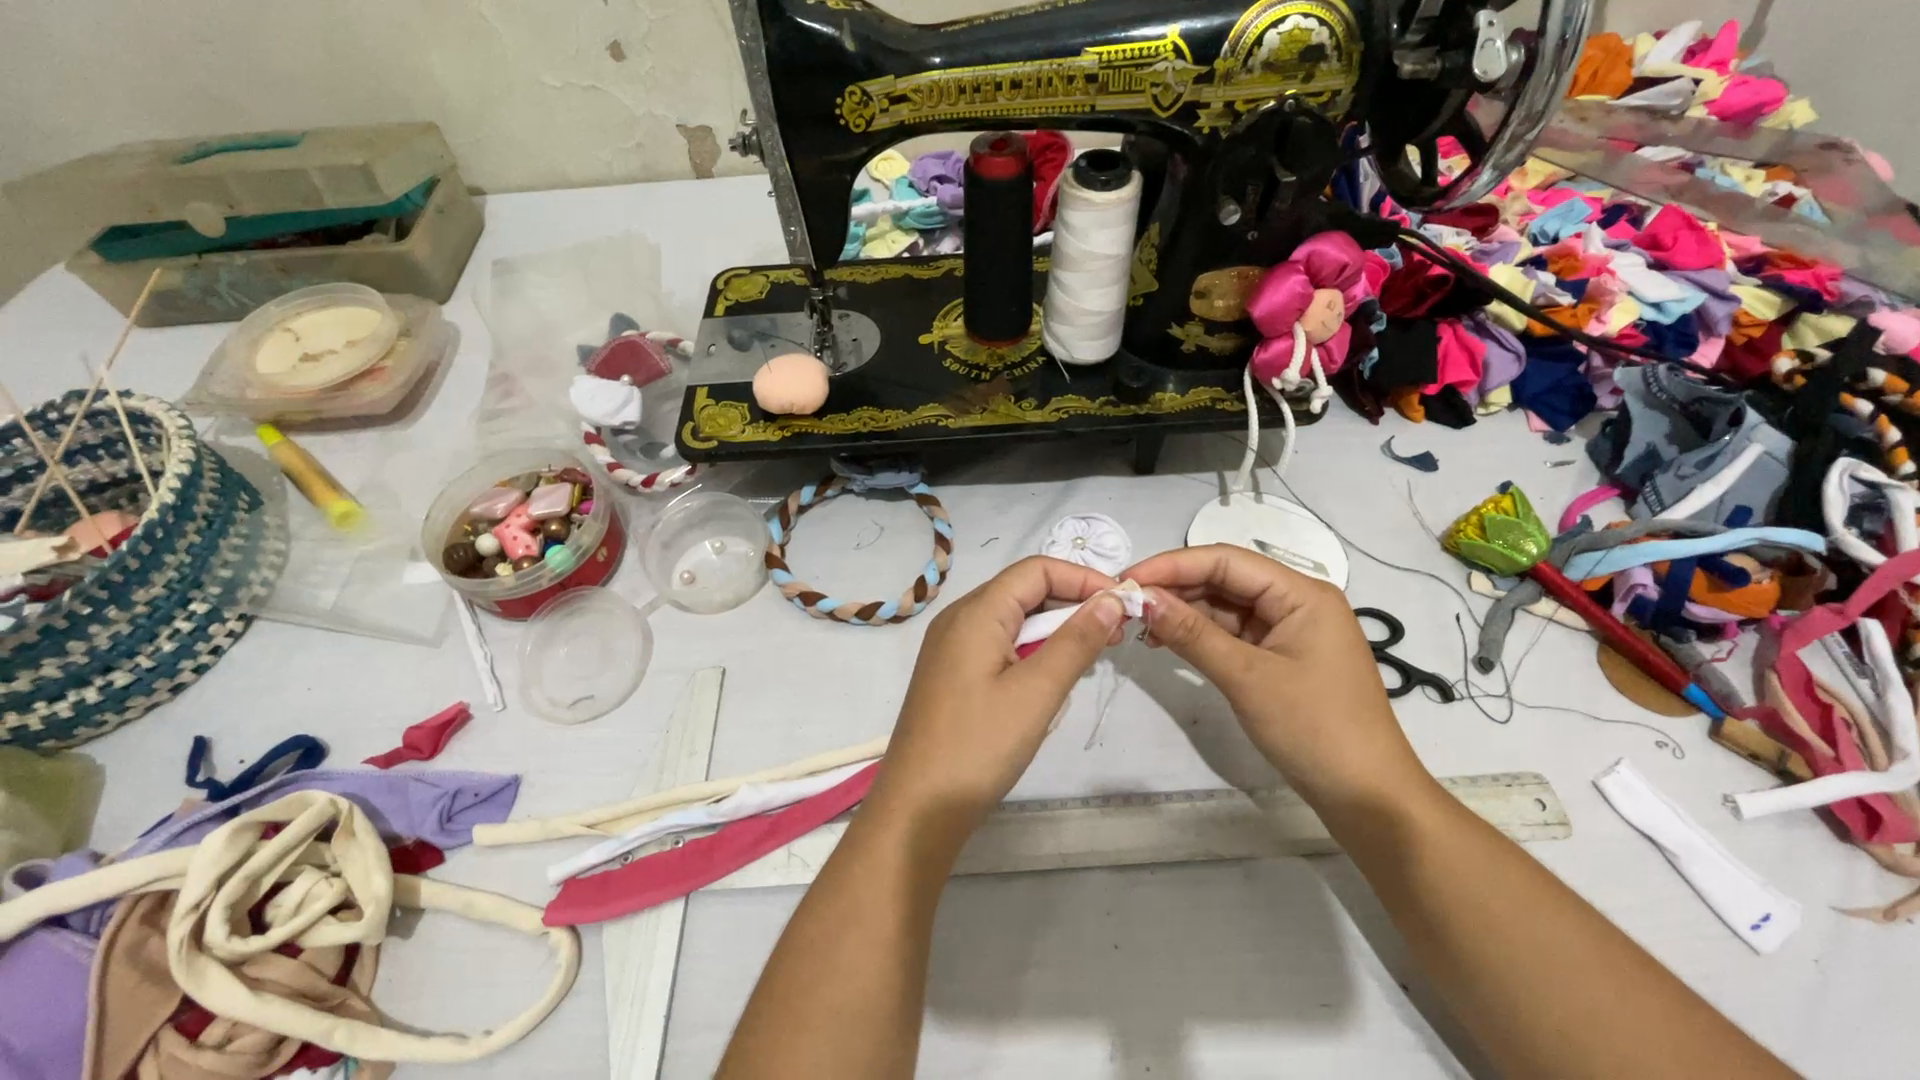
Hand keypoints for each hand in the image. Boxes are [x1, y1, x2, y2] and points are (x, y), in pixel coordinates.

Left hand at [872, 557, 1127, 839]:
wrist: (919, 806)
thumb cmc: (979, 745)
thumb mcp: (1037, 692)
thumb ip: (1076, 641)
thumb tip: (1112, 598)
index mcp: (976, 612)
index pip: (1037, 569)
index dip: (1083, 578)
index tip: (1123, 604)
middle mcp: (959, 619)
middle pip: (1024, 590)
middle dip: (1072, 604)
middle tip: (1115, 635)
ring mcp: (950, 647)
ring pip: (1013, 619)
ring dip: (1054, 630)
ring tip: (1091, 657)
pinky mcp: (951, 674)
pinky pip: (998, 644)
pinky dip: (1031, 651)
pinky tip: (1051, 680)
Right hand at [1124, 544, 1430, 809]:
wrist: (1367, 795)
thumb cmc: (1314, 728)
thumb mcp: (1247, 678)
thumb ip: (1192, 634)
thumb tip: (1141, 599)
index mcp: (1301, 593)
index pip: (1226, 560)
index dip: (1172, 565)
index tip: (1125, 581)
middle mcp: (1297, 602)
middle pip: (1225, 579)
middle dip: (1175, 588)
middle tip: (1123, 604)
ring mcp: (1290, 631)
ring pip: (1226, 607)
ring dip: (1183, 612)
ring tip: (1137, 625)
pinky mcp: (1281, 658)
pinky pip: (1233, 634)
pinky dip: (1200, 636)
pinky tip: (1166, 642)